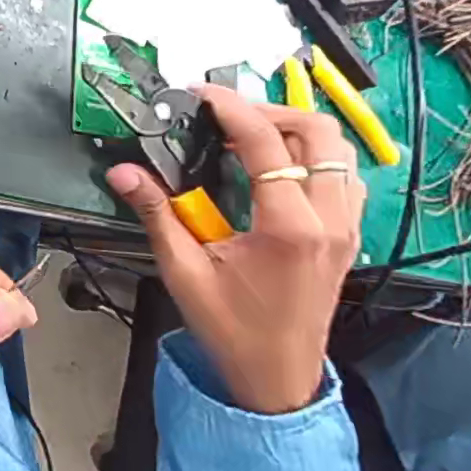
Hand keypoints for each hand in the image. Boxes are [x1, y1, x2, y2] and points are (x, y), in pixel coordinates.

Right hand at [107, 86, 365, 413]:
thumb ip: (156, 213)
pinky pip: (342, 177)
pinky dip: (312, 157)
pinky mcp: (348, 236)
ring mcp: (347, 228)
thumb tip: (123, 171)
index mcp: (288, 228)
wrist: (278, 377)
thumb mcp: (183, 270)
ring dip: (294, 130)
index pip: (266, 144)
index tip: (200, 93)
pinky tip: (275, 167)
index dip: (231, 108)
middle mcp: (329, 220)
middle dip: (269, 110)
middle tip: (224, 114)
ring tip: (246, 133)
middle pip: (318, 133)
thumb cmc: (229, 327)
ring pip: (338, 151)